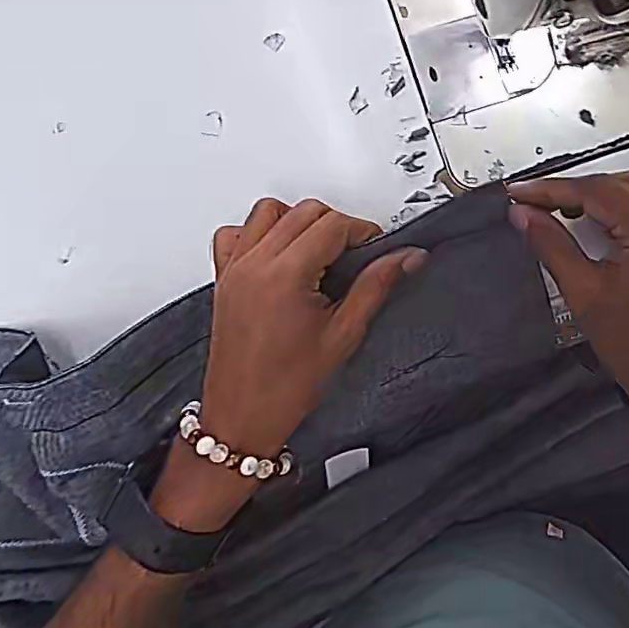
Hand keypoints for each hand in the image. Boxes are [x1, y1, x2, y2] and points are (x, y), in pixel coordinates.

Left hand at [152, 198, 423, 531]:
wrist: (243, 417)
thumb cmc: (283, 388)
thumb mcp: (343, 335)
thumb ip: (376, 287)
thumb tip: (404, 259)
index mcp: (285, 276)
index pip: (332, 224)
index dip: (363, 231)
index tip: (375, 247)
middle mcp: (255, 265)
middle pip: (304, 211)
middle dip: (336, 224)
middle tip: (354, 254)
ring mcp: (235, 269)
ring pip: (268, 211)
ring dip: (298, 220)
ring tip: (318, 250)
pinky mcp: (224, 279)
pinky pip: (234, 233)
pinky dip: (256, 232)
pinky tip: (276, 252)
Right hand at [508, 170, 628, 407]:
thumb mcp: (583, 292)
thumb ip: (551, 245)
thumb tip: (525, 215)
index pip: (595, 191)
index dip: (551, 189)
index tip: (520, 194)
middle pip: (613, 184)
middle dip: (569, 189)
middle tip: (531, 200)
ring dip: (591, 195)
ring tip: (554, 208)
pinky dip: (610, 207)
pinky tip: (585, 221)